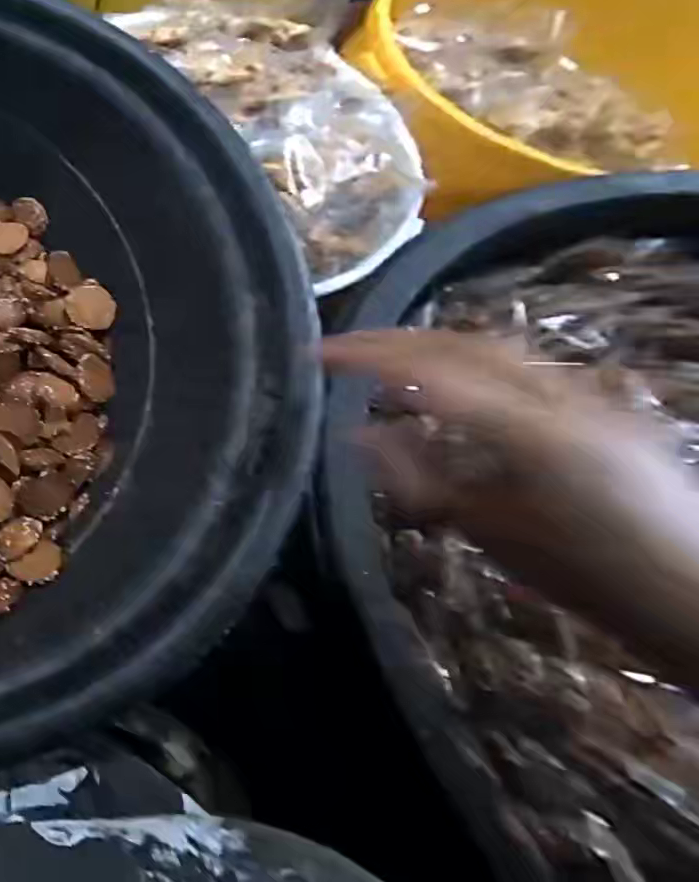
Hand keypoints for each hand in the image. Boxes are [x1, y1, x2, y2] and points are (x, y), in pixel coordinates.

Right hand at [324, 329, 698, 682]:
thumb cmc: (586, 573)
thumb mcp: (484, 526)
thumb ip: (416, 473)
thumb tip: (359, 432)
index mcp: (532, 434)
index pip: (429, 373)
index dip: (365, 358)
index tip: (313, 356)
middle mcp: (564, 403)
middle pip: (464, 346)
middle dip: (391, 339)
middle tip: (336, 346)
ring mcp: (590, 402)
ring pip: (494, 349)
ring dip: (427, 343)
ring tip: (377, 353)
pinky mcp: (601, 411)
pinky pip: (518, 368)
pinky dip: (463, 360)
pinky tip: (437, 377)